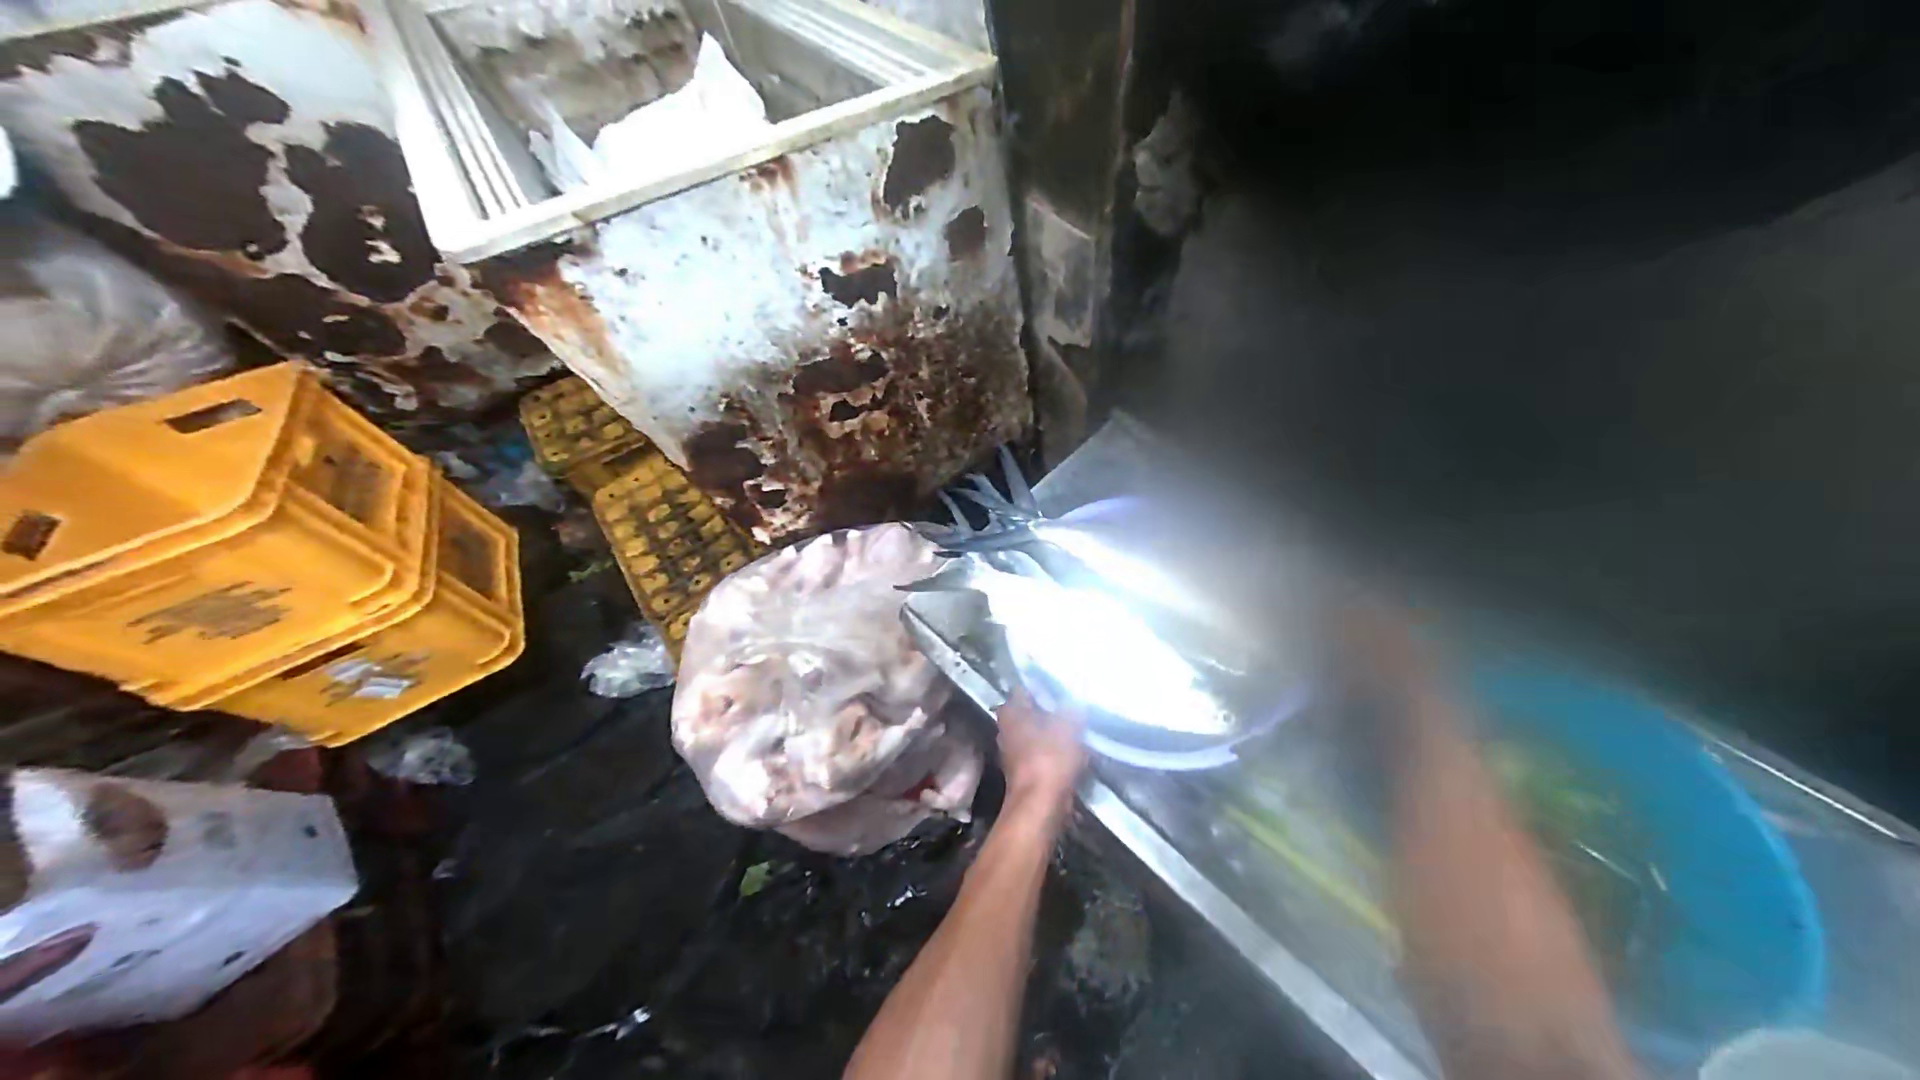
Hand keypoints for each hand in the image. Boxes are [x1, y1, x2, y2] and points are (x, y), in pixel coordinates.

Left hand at [995, 689, 1085, 825]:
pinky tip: (1078, 752)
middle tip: (1077, 706)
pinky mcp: (1026, 770)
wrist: (1041, 804)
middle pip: (1033, 711)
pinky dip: (1058, 752)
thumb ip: (1072, 707)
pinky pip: (1044, 753)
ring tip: (1081, 728)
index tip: (1066, 686)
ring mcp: (1014, 751)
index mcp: (1010, 711)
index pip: (1026, 688)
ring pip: (1040, 733)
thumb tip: (1076, 699)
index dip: (1045, 685)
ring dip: (1058, 732)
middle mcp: (1007, 728)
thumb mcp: (1068, 724)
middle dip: (1053, 710)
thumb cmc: (1050, 757)